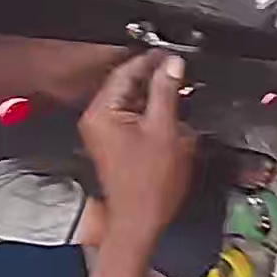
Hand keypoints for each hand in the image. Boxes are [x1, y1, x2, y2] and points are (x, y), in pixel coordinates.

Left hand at [78, 52, 194, 252]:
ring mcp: (104, 132)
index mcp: (102, 113)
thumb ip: (167, 91)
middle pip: (126, 85)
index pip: (125, 72)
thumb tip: (172, 65)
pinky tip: (170, 110)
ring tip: (179, 88)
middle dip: (154, 76)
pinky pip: (132, 116)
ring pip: (131, 100)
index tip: (170, 55)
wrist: (141, 221)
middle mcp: (97, 120)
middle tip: (178, 69)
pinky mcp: (115, 143)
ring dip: (154, 94)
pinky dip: (151, 111)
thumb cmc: (148, 185)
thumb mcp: (164, 128)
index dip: (150, 60)